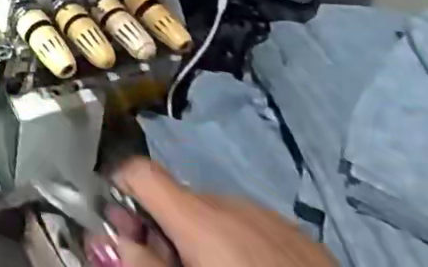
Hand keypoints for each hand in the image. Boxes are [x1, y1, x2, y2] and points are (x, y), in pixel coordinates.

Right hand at [87, 158, 333, 266]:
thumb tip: (118, 240)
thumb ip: (143, 264)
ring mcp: (274, 221)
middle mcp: (230, 204)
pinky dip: (244, 248)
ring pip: (216, 215)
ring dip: (205, 239)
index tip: (124, 227)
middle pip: (176, 198)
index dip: (120, 190)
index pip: (137, 170)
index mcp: (198, 217)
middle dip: (165, 227)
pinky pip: (255, 230)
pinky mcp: (309, 242)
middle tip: (173, 266)